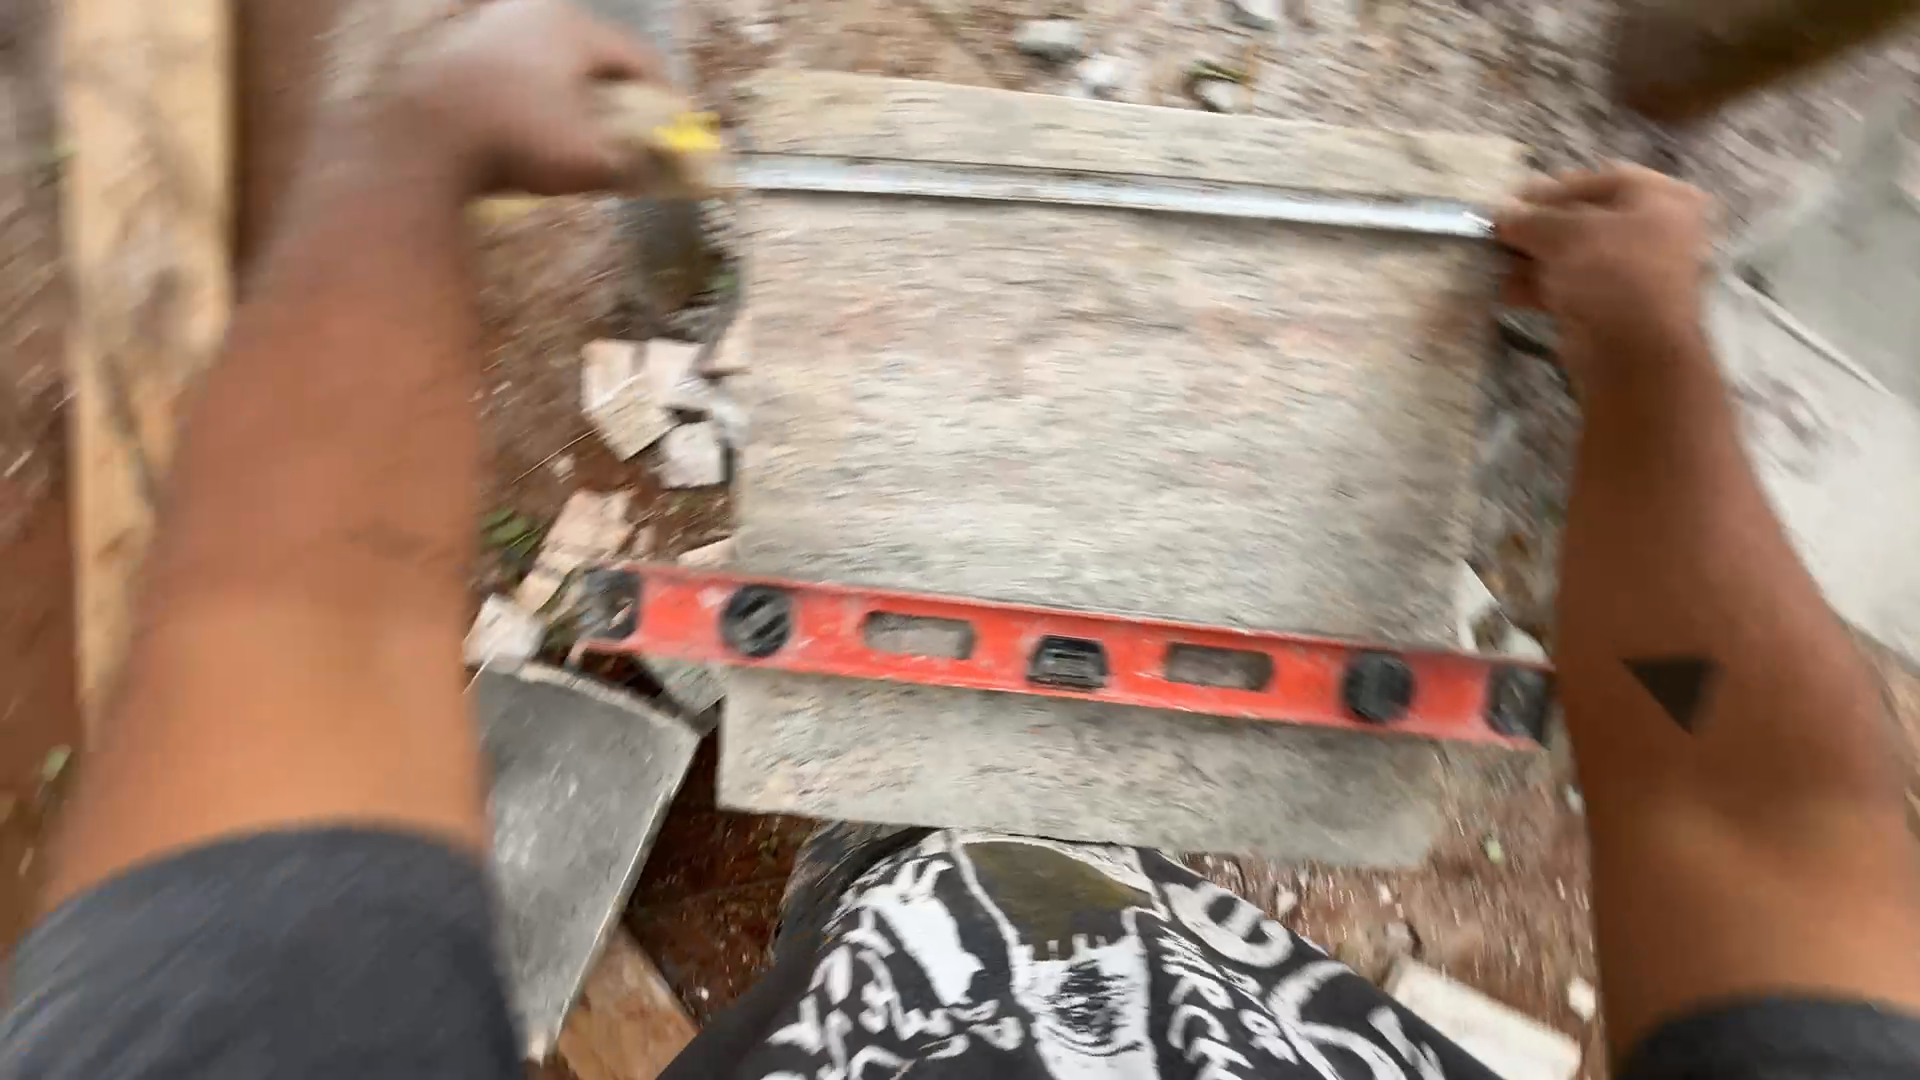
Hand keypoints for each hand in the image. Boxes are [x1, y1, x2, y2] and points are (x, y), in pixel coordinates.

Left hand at [383, 0, 663, 196]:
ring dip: (584, 98)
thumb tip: (663, 174)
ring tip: (595, 135)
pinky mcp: (464, 51)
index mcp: (573, 28)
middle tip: (641, 131)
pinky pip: (526, 72)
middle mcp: (532, 13)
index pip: (640, 58)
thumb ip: (639, 166)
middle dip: (625, 96)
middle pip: (599, 56)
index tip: (681, 128)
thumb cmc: (523, 143)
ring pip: (560, 62)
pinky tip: (546, 131)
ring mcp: (493, 26)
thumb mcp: (596, 164)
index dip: (667, 98)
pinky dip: (547, 98)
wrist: (425, 143)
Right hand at [1494, 165, 1714, 382]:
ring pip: (1567, 255)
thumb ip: (1531, 219)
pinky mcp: (1603, 302)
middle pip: (1582, 219)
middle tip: (1498, 234)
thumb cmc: (1611, 275)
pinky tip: (1501, 289)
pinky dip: (1532, 285)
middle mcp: (1650, 229)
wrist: (1630, 348)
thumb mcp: (1568, 234)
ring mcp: (1626, 269)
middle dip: (1535, 228)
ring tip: (1492, 262)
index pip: (1600, 180)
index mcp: (1660, 199)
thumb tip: (1500, 214)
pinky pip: (1563, 284)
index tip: (1509, 202)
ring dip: (1527, 258)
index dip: (1552, 190)